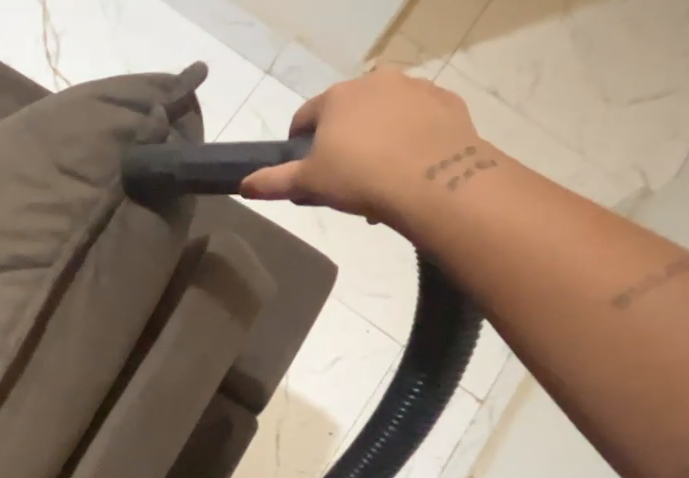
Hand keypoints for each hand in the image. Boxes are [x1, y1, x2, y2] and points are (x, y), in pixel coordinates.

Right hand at [240, 69, 489, 224]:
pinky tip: (409, 167)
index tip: (305, 170)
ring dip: (377, 138)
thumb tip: (243, 185)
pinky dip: (410, 137)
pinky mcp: (446, 101)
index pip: (304, 117)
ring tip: (379, 178)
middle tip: (344, 179)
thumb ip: (273, 182)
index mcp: (336, 97)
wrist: (432, 180)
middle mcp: (375, 81)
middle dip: (342, 140)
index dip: (300, 144)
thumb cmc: (359, 177)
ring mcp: (415, 87)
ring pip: (384, 114)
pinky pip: (418, 119)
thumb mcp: (308, 184)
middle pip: (347, 113)